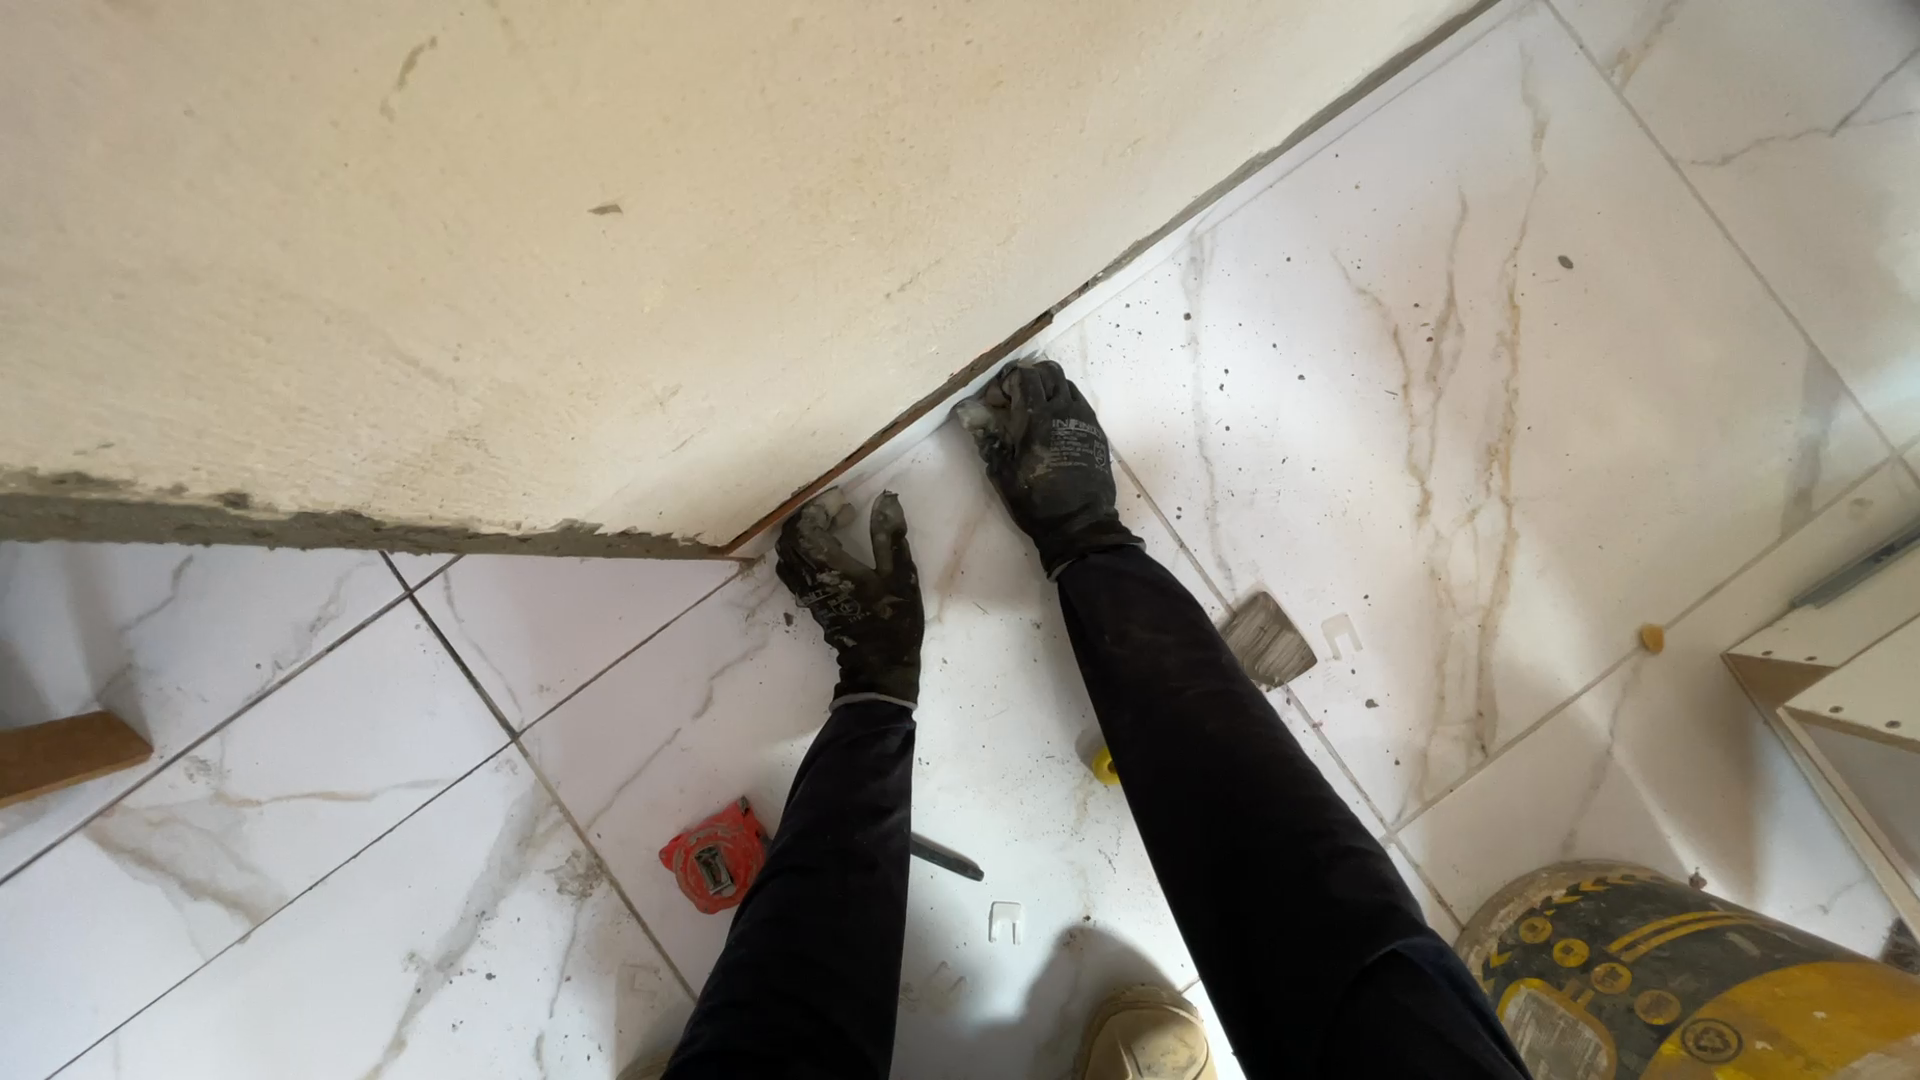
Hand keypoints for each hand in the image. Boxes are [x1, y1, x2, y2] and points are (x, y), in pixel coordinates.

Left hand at [776, 488, 923, 707]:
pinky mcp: (808, 599)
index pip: (807, 527)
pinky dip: (805, 547)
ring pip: (789, 551)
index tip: (843, 498)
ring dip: (807, 530)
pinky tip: (830, 546)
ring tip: (837, 523)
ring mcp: (806, 591)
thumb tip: (885, 499)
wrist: (880, 665)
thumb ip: (890, 535)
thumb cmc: (893, 621)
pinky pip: (794, 565)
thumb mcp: (900, 575)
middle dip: (812, 514)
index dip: (820, 506)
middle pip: (791, 536)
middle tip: (840, 507)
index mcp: (831, 569)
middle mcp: (810, 578)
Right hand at [954, 358, 1140, 575]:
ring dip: (1047, 389)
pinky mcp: (1096, 432)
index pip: (1024, 376)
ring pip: (1066, 384)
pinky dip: (1063, 403)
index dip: (1006, 381)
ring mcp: (1084, 419)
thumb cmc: (1036, 502)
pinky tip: (1053, 426)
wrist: (1080, 524)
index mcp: (1038, 419)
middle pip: (1049, 372)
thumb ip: (988, 439)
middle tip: (1015, 398)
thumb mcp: (1002, 474)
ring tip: (1034, 411)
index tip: (997, 401)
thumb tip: (970, 414)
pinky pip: (1079, 403)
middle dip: (1028, 377)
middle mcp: (1065, 410)